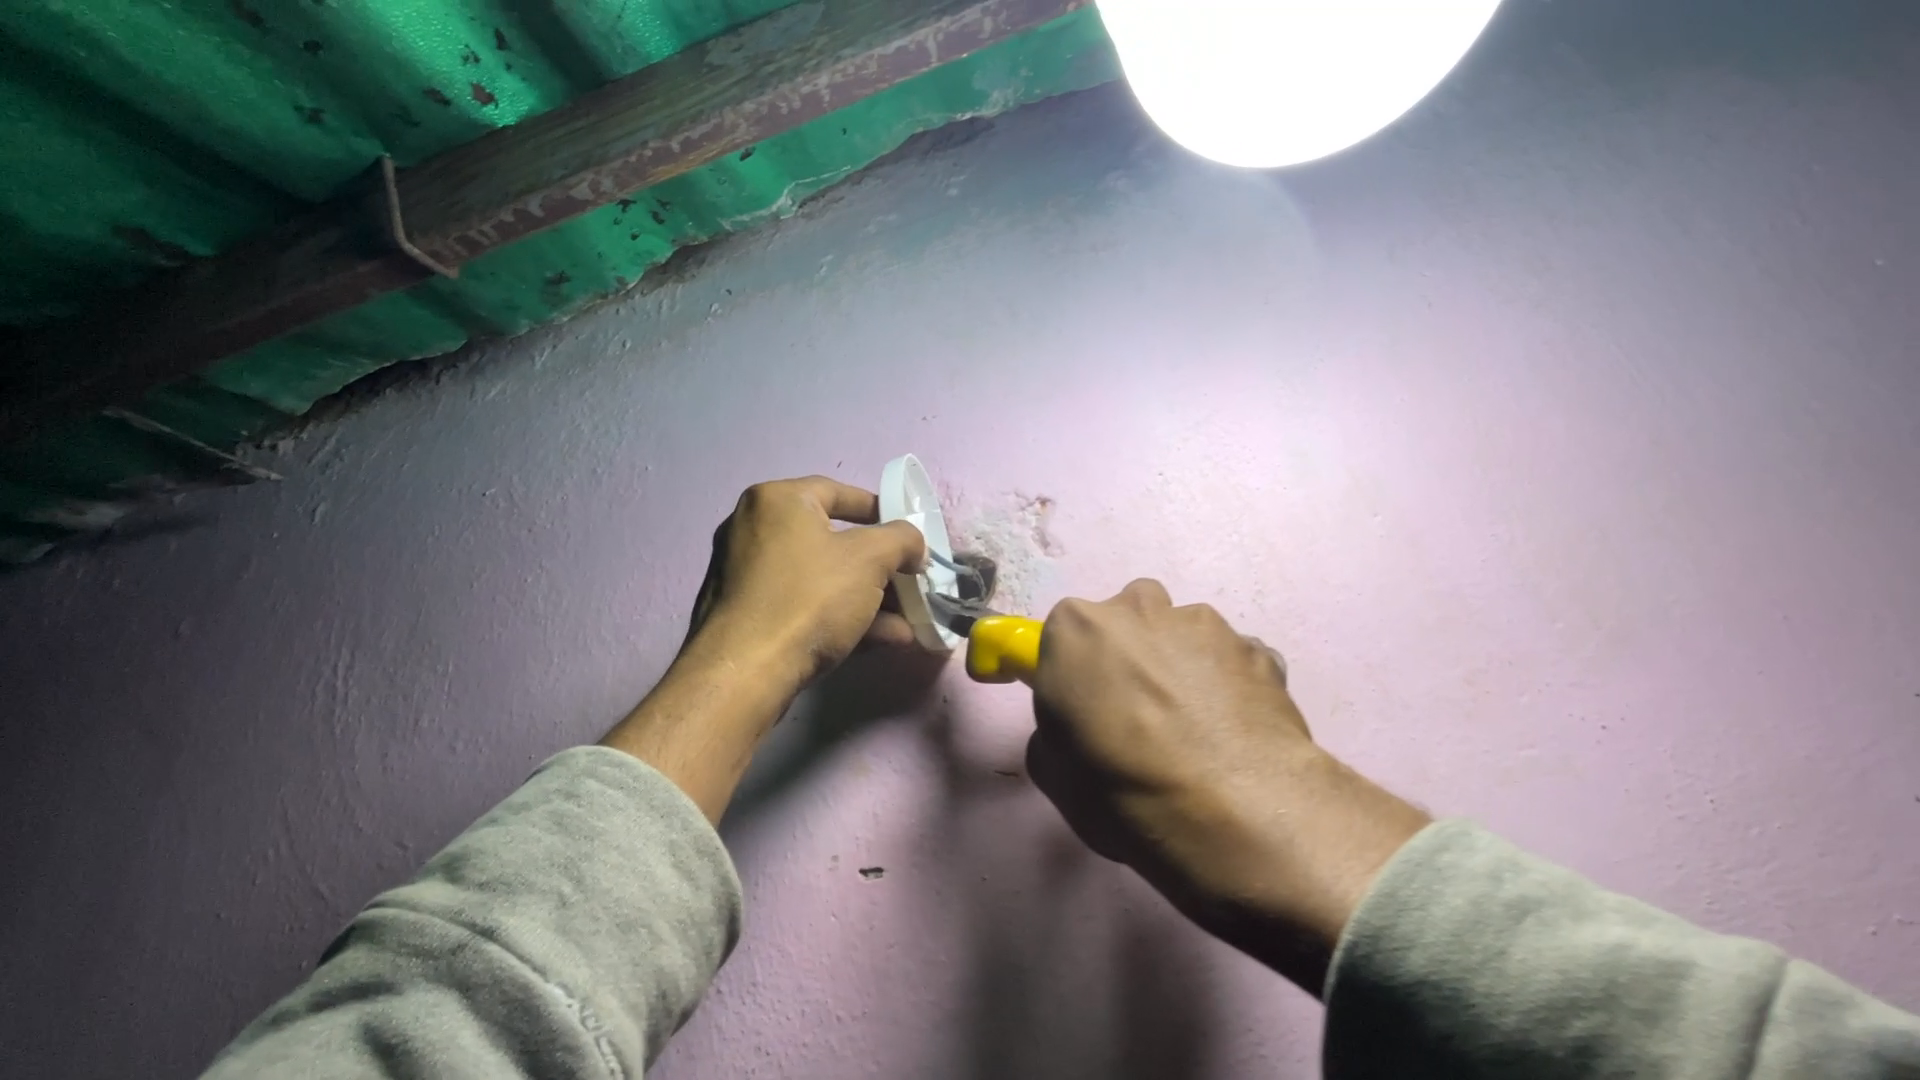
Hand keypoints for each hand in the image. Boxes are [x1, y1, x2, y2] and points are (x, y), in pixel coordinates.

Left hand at [686, 476, 926, 689]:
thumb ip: (902, 539)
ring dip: (868, 599)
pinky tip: (880, 640)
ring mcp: (745, 574)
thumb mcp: (871, 558)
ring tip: (906, 623)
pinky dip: (839, 616)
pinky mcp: (745, 616)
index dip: (882, 511)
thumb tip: (913, 543)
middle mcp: (753, 528)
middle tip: (908, 583)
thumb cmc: (809, 598)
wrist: (745, 672)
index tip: (908, 535)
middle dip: (879, 567)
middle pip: (831, 540)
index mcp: (777, 501)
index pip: (838, 492)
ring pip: (820, 578)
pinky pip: (802, 605)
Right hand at [1026, 580, 1429, 992]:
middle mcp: (1140, 609)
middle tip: (1137, 711)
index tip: (1081, 702)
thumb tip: (1081, 726)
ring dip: (1182, 667)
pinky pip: (1232, 662)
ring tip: (1195, 730)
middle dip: (1129, 652)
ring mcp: (1206, 624)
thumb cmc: (1119, 788)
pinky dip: (1229, 686)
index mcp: (1077, 627)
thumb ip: (1055, 727)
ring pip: (1184, 636)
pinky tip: (1233, 734)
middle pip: (1127, 618)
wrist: (1229, 812)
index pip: (1061, 633)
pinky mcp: (1260, 650)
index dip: (1072, 669)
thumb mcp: (1053, 769)